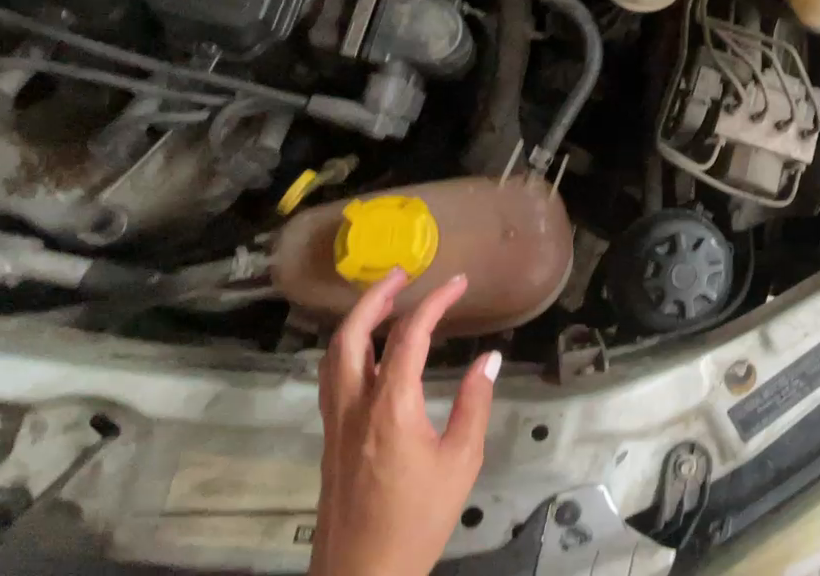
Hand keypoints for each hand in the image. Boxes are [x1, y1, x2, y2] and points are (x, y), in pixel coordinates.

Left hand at [311, 271, 500, 575]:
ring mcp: (335, 424)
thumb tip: (488, 357)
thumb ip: (474, 404)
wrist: (362, 575)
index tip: (458, 282)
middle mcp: (353, 407)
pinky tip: (369, 352)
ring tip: (383, 302)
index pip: (408, 337)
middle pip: (349, 337)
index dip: (434, 303)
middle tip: (401, 274)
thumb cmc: (418, 519)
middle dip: (373, 298)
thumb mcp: (461, 461)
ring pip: (332, 357)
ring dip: (355, 321)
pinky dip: (348, 349)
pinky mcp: (331, 440)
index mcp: (389, 407)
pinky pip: (332, 378)